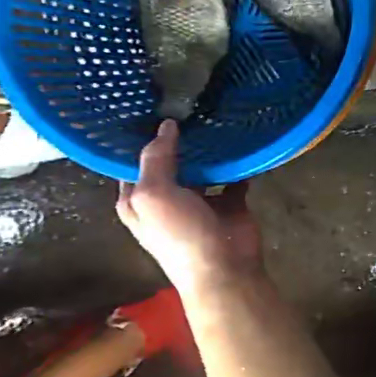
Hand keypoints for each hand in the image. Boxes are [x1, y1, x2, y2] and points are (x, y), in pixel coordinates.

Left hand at [116, 121, 262, 286]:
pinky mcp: (229, 203)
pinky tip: (241, 144)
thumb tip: (166, 126)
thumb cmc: (180, 234)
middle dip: (179, 141)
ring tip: (216, 119)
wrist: (224, 268)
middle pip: (170, 163)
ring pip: (202, 168)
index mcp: (138, 199)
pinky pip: (233, 177)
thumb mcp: (154, 194)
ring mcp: (199, 201)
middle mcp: (166, 199)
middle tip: (190, 108)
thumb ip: (156, 159)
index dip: (141, 139)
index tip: (152, 110)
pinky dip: (238, 165)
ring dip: (209, 151)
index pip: (134, 163)